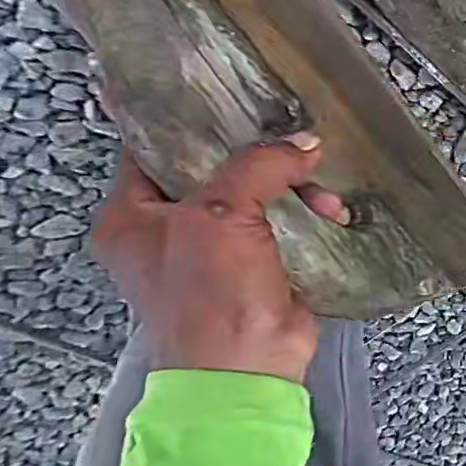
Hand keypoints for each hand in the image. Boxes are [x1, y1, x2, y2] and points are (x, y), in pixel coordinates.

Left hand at [91, 134, 350, 382]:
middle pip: (220, 170)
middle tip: (299, 155)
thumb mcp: (222, 215)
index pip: (156, 149)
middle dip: (266, 162)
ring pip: (260, 195)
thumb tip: (304, 142)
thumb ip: (259, 166)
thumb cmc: (212, 295)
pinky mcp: (259, 263)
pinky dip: (310, 215)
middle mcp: (170, 228)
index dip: (194, 122)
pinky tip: (332, 215)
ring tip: (326, 200)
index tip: (235, 100)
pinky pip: (285, 221)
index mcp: (132, 215)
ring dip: (298, 191)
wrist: (248, 365)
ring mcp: (217, 247)